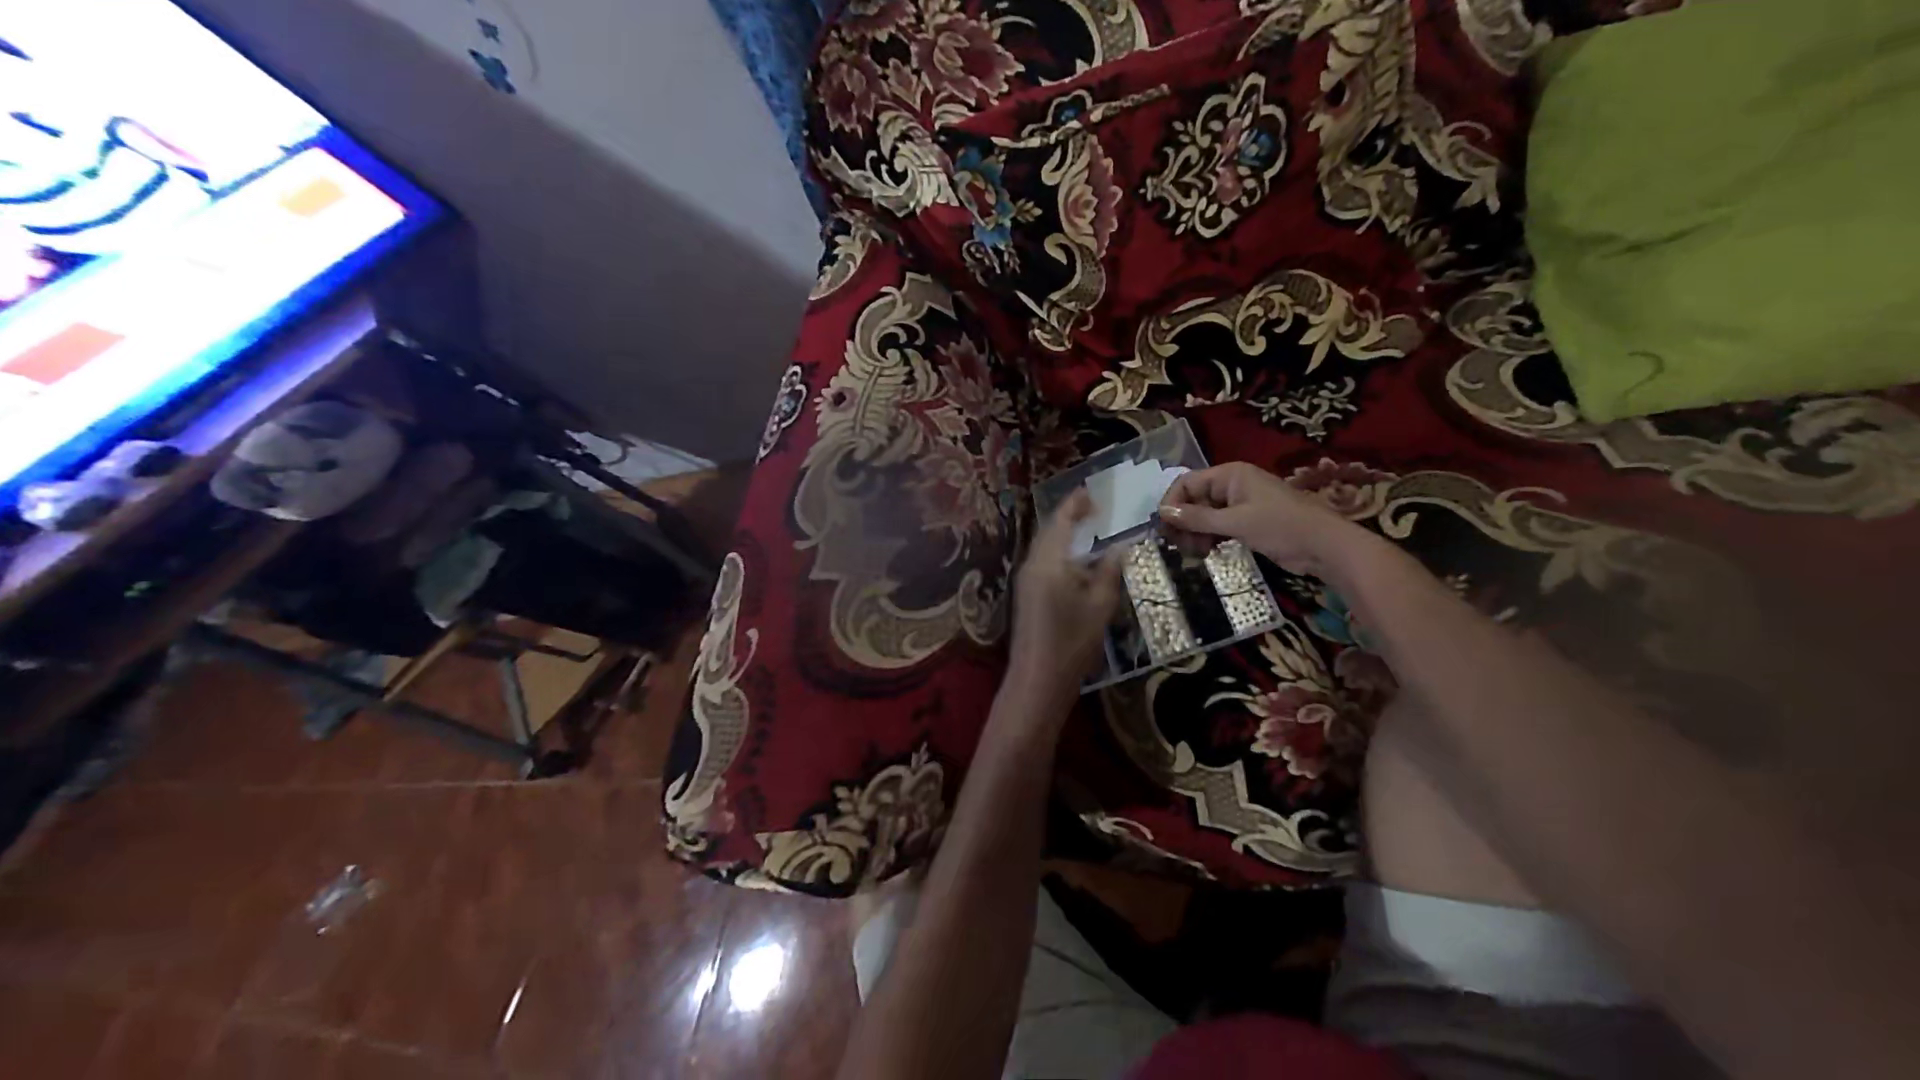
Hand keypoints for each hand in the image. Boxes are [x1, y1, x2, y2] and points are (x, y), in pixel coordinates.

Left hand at [1006, 489, 1123, 706]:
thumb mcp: (1100, 604)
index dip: (1076, 503)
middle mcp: (1032, 563)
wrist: (1038, 678)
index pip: (1061, 521)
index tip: (1091, 490)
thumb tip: (1120, 546)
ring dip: (1064, 533)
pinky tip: (1076, 558)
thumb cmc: (1072, 641)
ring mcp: (1025, 579)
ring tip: (1088, 527)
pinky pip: (1043, 560)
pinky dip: (1059, 550)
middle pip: (1049, 530)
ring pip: (1044, 545)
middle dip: (1070, 516)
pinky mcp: (1026, 593)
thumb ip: (1109, 570)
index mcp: (1049, 561)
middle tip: (1093, 506)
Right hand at [1159, 462, 1378, 582]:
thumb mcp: (1236, 522)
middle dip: (1183, 522)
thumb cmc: (1281, 527)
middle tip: (1180, 547)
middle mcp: (1232, 485)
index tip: (1164, 529)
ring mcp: (1240, 504)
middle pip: (1193, 500)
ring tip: (1194, 553)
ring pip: (1204, 516)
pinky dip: (1208, 538)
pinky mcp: (1247, 522)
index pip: (1187, 483)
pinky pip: (1217, 526)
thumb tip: (1162, 513)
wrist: (1325, 547)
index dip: (1172, 504)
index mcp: (1230, 475)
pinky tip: (1206, 552)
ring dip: (1194, 533)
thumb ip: (1197, 518)